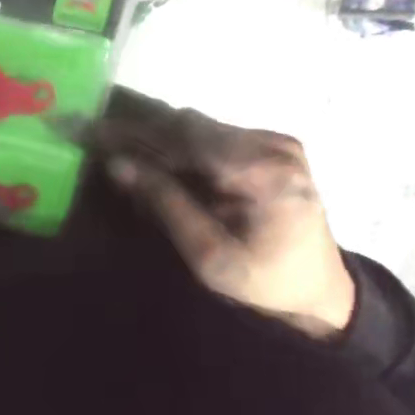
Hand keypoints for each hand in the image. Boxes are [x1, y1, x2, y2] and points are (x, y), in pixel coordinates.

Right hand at [100, 95, 354, 335]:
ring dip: (161, 134)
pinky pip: (217, 134)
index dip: (135, 134)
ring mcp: (278, 141)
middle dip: (142, 129)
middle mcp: (274, 146)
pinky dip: (183, 142)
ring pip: (203, 126)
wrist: (320, 289)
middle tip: (97, 132)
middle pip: (193, 125)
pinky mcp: (275, 145)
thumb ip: (166, 205)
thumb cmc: (264, 283)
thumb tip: (118, 166)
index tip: (94, 133)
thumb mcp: (209, 256)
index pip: (186, 140)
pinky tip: (157, 154)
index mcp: (264, 174)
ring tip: (118, 141)